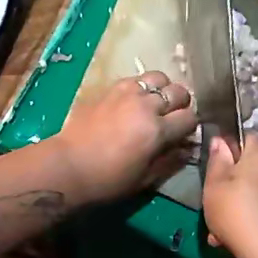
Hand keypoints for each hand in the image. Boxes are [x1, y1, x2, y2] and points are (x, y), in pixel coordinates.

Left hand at [52, 71, 197, 201]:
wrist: (67, 166)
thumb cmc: (107, 181)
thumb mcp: (144, 179)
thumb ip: (170, 161)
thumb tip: (186, 148)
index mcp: (157, 130)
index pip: (190, 117)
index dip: (190, 127)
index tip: (183, 136)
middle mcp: (146, 105)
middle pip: (178, 91)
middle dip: (181, 104)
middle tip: (172, 118)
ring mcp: (126, 93)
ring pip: (157, 77)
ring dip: (162, 89)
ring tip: (154, 104)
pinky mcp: (108, 89)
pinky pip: (134, 79)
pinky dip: (140, 87)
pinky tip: (133, 101)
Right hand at [203, 136, 257, 257]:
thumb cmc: (238, 212)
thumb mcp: (215, 185)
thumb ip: (217, 160)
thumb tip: (221, 139)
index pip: (242, 137)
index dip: (224, 151)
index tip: (210, 170)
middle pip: (246, 169)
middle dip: (227, 186)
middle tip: (211, 206)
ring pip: (250, 193)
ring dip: (233, 208)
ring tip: (218, 232)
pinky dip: (246, 221)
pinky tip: (232, 241)